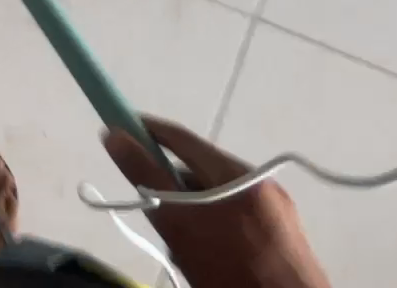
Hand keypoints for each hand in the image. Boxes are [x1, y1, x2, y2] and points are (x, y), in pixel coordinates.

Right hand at [104, 116, 330, 287]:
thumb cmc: (230, 268)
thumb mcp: (176, 220)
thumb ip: (143, 174)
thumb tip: (113, 133)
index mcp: (239, 174)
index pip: (180, 137)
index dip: (143, 128)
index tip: (114, 128)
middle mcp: (261, 185)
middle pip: (196, 169)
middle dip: (166, 182)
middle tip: (148, 204)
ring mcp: (277, 213)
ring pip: (212, 195)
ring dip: (187, 207)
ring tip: (178, 240)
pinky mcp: (284, 239)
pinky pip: (232, 215)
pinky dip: (209, 223)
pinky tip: (202, 253)